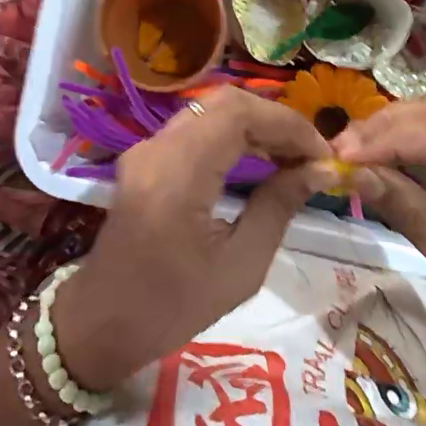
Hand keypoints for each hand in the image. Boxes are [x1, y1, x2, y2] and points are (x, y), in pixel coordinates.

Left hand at [56, 87, 332, 388]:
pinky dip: (233, 135)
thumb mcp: (240, 266)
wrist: (103, 322)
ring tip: (293, 157)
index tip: (323, 155)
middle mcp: (157, 148)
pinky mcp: (146, 157)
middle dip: (276, 121)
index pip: (239, 114)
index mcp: (177, 174)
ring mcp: (146, 149)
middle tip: (311, 154)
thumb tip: (320, 170)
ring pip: (211, 111)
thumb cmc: (173, 306)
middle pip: (226, 103)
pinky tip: (259, 159)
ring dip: (256, 125)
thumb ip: (279, 207)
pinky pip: (197, 128)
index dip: (287, 124)